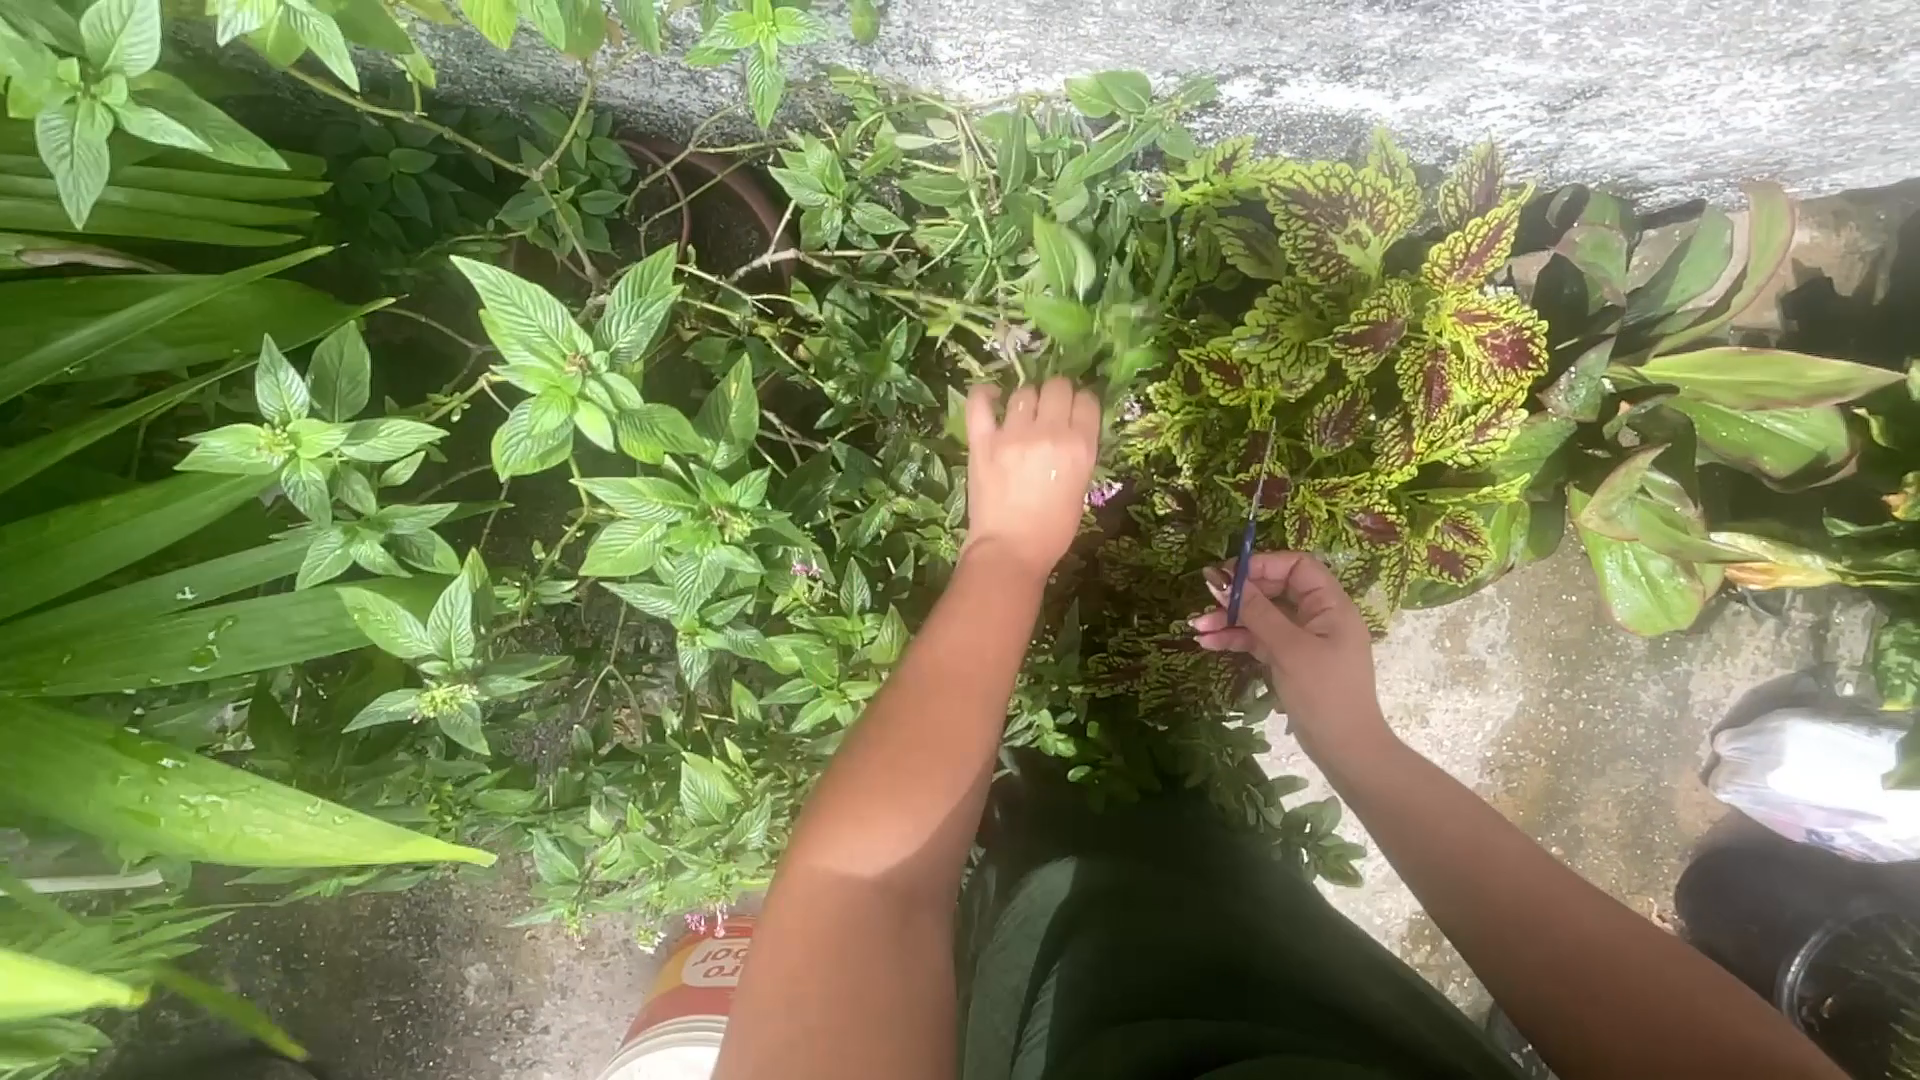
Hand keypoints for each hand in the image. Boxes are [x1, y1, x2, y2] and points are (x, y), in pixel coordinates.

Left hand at [962, 377, 1099, 581]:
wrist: (1010, 550)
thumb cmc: (1052, 531)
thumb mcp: (1080, 490)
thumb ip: (1078, 455)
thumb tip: (1070, 432)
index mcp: (1080, 447)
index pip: (1087, 401)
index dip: (1081, 403)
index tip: (1074, 412)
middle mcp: (1048, 432)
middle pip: (1057, 387)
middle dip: (1056, 395)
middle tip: (1049, 412)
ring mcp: (1013, 434)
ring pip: (1024, 392)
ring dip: (1027, 399)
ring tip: (1023, 414)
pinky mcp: (983, 441)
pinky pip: (979, 402)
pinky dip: (985, 394)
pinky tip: (992, 397)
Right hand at [1189, 551, 1391, 756]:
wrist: (1345, 749)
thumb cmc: (1324, 693)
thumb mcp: (1289, 648)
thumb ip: (1256, 611)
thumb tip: (1223, 579)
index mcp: (1331, 605)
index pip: (1297, 566)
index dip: (1263, 564)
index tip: (1228, 574)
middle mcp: (1318, 616)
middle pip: (1274, 589)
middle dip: (1238, 594)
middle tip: (1207, 599)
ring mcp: (1303, 639)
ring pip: (1262, 616)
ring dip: (1229, 619)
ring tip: (1196, 626)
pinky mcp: (1289, 659)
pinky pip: (1259, 639)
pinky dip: (1235, 639)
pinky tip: (1208, 643)